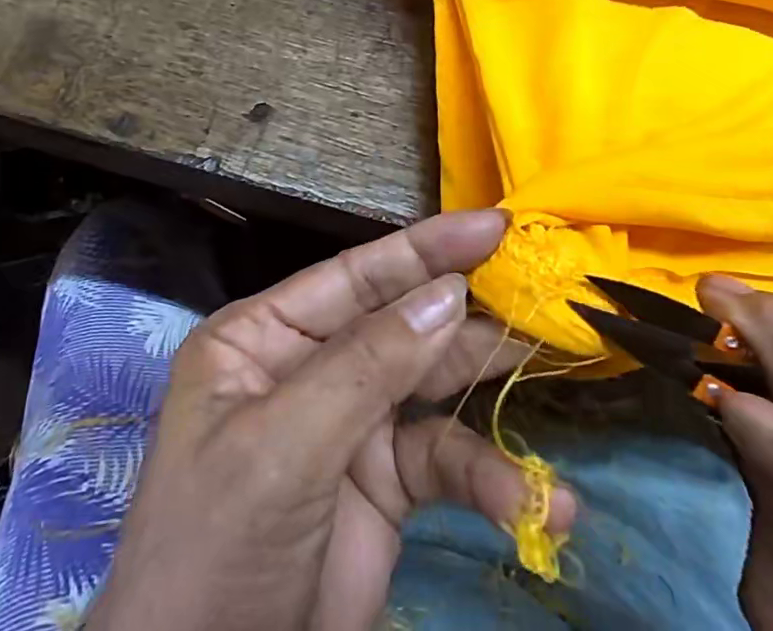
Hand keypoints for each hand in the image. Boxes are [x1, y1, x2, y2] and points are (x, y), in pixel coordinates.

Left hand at [90, 209, 576, 630]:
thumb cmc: (219, 547)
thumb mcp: (283, 448)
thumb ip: (367, 364)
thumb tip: (449, 293)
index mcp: (265, 338)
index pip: (357, 276)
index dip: (428, 247)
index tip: (497, 225)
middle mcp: (312, 368)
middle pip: (405, 321)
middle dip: (471, 311)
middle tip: (539, 289)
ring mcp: (353, 423)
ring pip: (437, 383)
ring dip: (492, 385)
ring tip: (552, 362)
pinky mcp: (388, 482)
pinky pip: (448, 460)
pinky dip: (492, 479)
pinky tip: (537, 502)